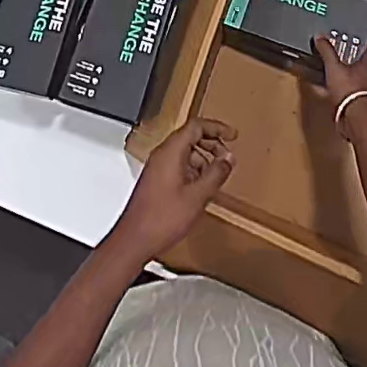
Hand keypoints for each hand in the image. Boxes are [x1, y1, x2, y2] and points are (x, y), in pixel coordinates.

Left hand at [107, 118, 236, 262]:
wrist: (134, 240)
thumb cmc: (160, 219)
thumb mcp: (198, 196)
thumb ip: (216, 173)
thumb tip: (228, 159)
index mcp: (171, 152)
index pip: (196, 126)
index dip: (217, 128)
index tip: (232, 135)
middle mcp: (162, 155)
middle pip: (190, 136)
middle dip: (212, 144)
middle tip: (226, 156)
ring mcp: (157, 167)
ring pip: (184, 151)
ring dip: (203, 159)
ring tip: (216, 175)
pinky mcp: (156, 180)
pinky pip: (177, 164)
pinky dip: (193, 169)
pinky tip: (201, 187)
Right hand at [313, 36, 366, 141]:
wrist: (358, 120)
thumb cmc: (350, 89)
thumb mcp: (334, 67)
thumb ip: (327, 52)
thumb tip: (320, 36)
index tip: (359, 40)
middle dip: (363, 59)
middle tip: (351, 55)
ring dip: (359, 76)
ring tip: (345, 73)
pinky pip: (361, 93)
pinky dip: (353, 90)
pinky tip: (342, 92)